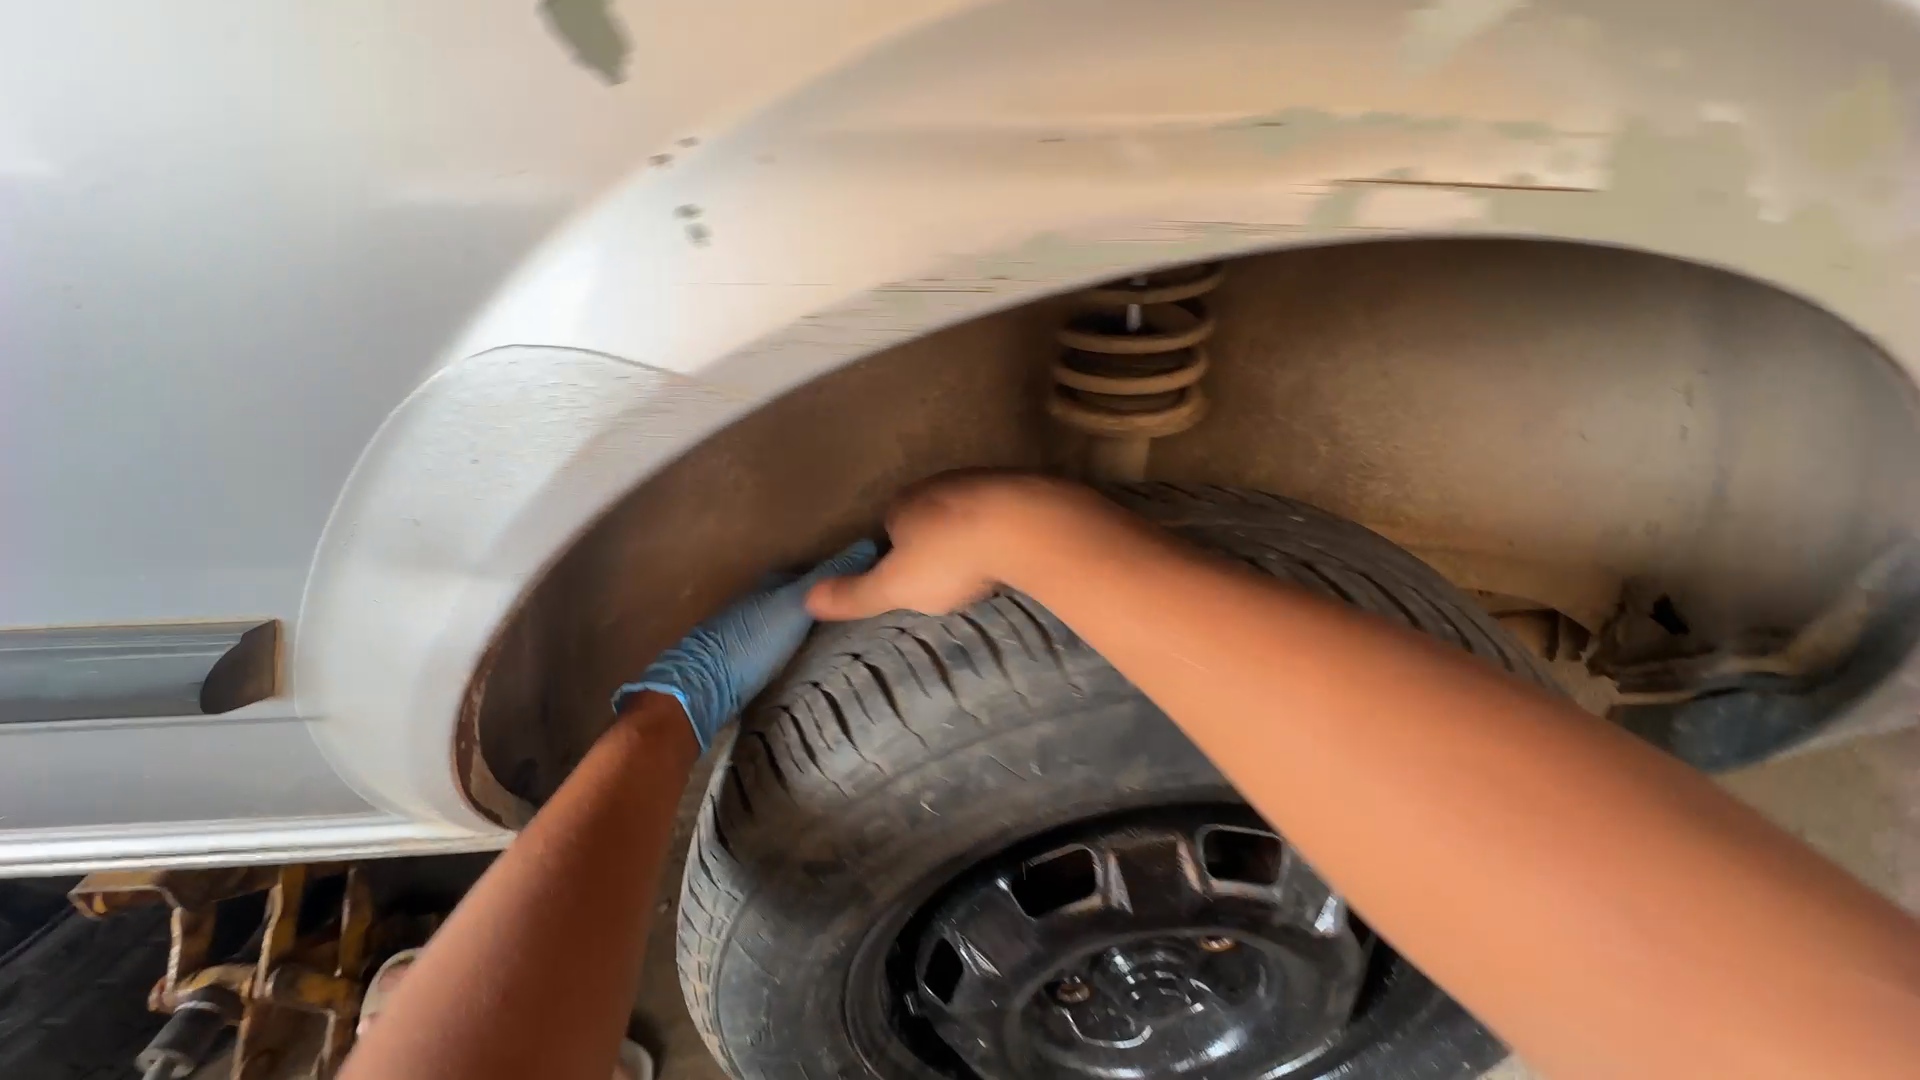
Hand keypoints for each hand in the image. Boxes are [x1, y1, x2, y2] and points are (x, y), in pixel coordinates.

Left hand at [614, 540, 877, 748]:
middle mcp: (754, 604)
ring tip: (844, 637)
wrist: (702, 689)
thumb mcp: (794, 607)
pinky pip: (779, 647)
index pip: (809, 572)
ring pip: (787, 623)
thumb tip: (868, 545)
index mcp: (766, 586)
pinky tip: (812, 658)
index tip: (865, 581)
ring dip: (810, 626)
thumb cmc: (751, 642)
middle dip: (825, 601)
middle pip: (798, 598)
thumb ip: (825, 579)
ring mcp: (744, 634)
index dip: (837, 575)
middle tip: (860, 611)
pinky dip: (797, 647)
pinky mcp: (741, 663)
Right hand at [807, 471, 1112, 620]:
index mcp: (903, 504)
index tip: (914, 581)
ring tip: (983, 568)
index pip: (890, 526)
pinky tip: (1013, 552)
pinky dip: (1004, 529)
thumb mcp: (895, 588)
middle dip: (936, 542)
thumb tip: (805, 599)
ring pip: (968, 511)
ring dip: (972, 534)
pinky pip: (1005, 511)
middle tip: (951, 578)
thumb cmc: (950, 559)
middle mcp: (939, 484)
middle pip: (930, 516)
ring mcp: (982, 481)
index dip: (898, 554)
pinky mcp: (1021, 486)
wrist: (1024, 527)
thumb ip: (853, 595)